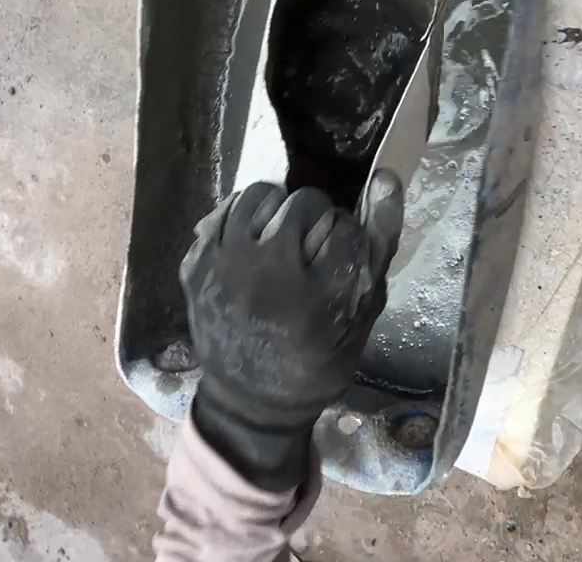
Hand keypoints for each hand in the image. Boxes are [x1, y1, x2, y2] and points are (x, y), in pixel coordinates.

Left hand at [180, 173, 404, 489]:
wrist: (251, 404)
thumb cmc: (319, 359)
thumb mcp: (363, 312)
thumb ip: (379, 243)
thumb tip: (385, 179)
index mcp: (316, 297)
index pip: (346, 226)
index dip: (351, 236)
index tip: (343, 259)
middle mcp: (266, 277)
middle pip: (305, 203)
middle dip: (317, 220)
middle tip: (311, 248)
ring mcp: (224, 269)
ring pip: (261, 194)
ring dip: (278, 210)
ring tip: (280, 237)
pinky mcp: (196, 266)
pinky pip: (224, 209)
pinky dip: (242, 217)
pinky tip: (251, 240)